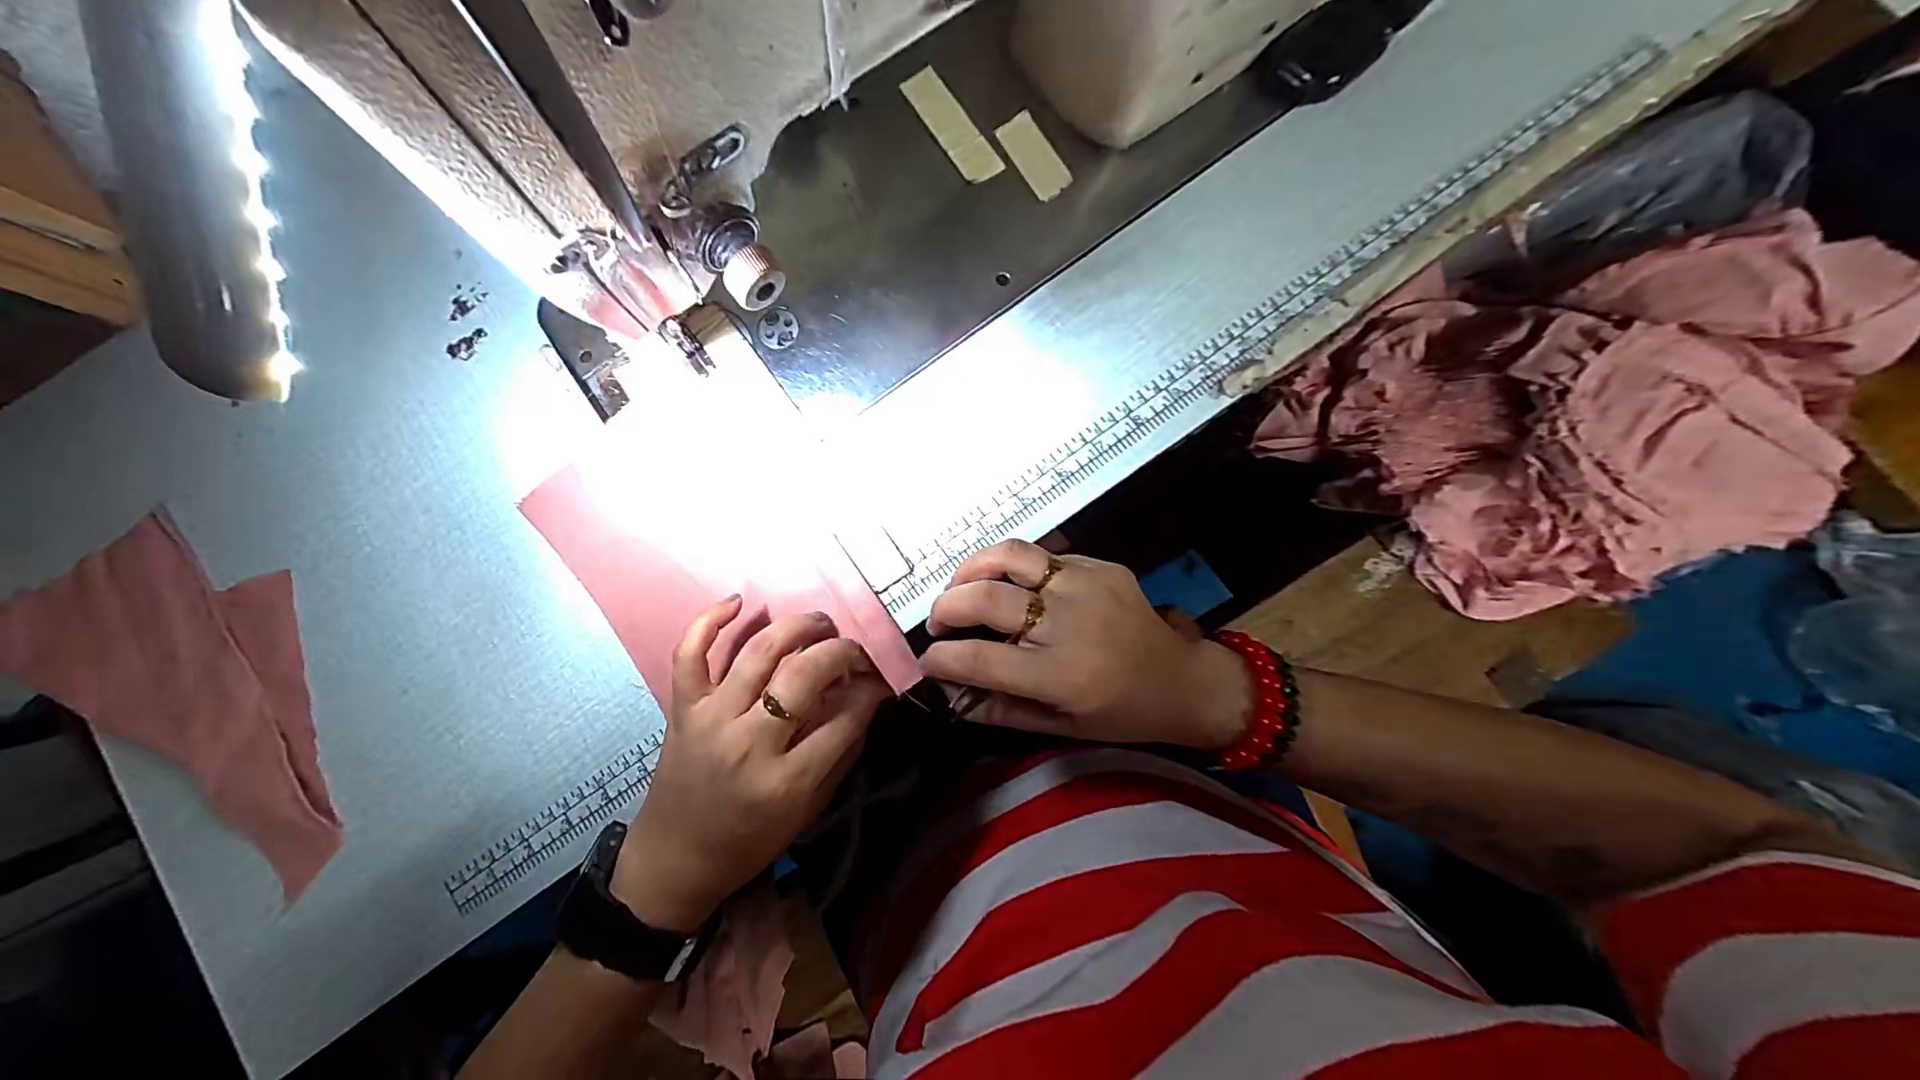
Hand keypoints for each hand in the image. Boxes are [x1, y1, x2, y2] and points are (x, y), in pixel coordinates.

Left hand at [612, 598, 891, 931]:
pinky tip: (740, 601)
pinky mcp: (682, 708)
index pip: (844, 718)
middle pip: (803, 675)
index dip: (870, 691)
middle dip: (842, 652)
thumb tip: (865, 699)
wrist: (675, 859)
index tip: (879, 679)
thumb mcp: (808, 810)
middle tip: (855, 649)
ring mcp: (710, 719)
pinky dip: (711, 620)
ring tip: (821, 623)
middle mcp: (748, 743)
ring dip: (798, 626)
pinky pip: (690, 653)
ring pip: (758, 652)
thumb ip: (840, 753)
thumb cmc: (749, 840)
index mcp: (786, 782)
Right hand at [920, 540, 1252, 750]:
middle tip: (938, 621)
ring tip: (961, 584)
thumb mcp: (1060, 726)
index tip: (927, 661)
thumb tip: (949, 693)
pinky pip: (1043, 556)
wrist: (1183, 681)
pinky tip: (1013, 585)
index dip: (940, 659)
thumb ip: (1000, 709)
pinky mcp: (1100, 566)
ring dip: (972, 568)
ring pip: (1011, 556)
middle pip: (985, 598)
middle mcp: (1068, 623)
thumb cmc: (1120, 714)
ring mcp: (1085, 585)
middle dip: (946, 607)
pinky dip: (1015, 568)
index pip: (978, 659)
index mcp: (1059, 675)